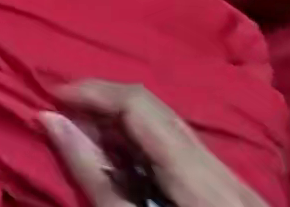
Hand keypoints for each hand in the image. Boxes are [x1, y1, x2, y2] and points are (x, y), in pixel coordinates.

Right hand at [40, 81, 267, 206]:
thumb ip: (92, 175)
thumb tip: (50, 119)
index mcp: (202, 182)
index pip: (138, 104)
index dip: (92, 92)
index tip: (52, 99)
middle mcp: (225, 172)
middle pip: (154, 108)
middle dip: (104, 106)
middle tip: (65, 120)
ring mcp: (238, 186)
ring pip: (168, 126)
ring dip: (123, 126)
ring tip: (90, 145)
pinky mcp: (239, 199)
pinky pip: (182, 150)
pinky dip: (146, 148)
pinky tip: (126, 168)